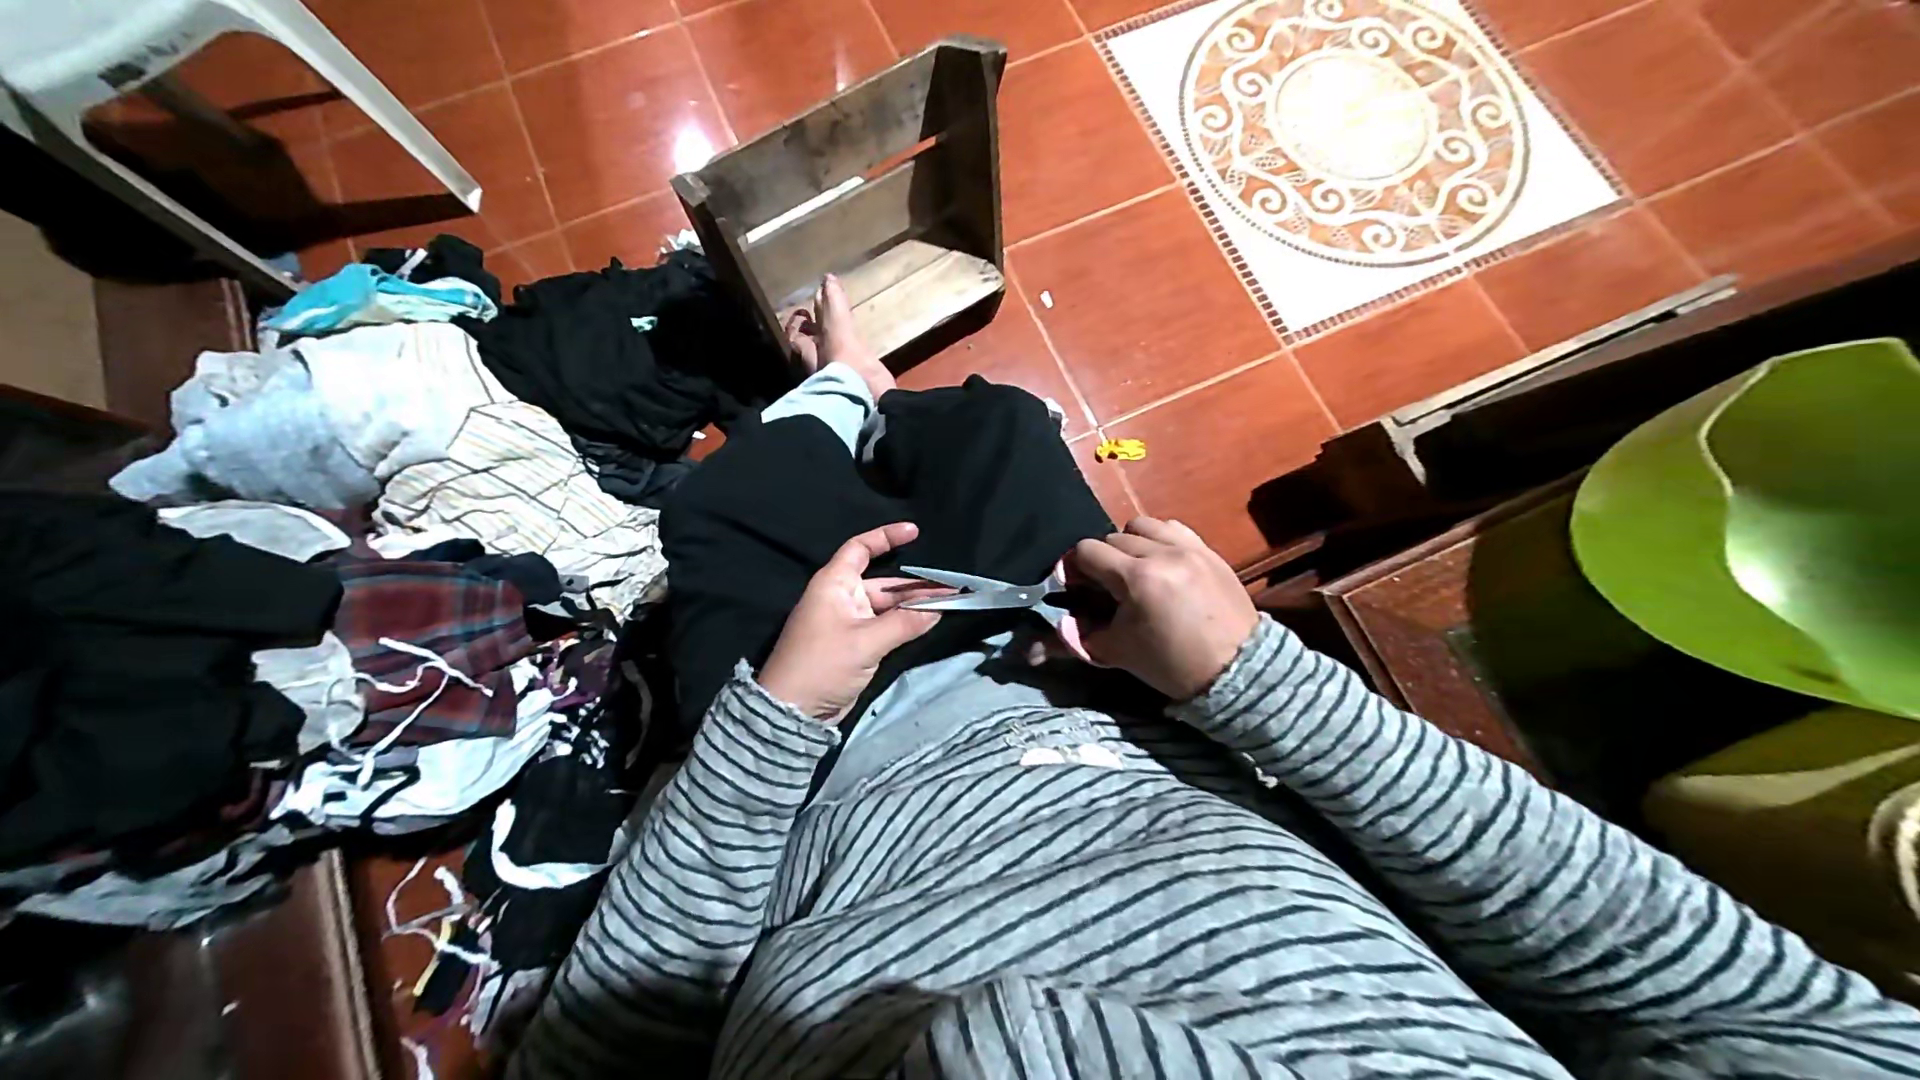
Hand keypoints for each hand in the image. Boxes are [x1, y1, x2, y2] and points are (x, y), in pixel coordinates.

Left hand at [757, 522, 944, 722]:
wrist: (793, 711)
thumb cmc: (823, 665)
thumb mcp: (866, 642)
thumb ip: (904, 623)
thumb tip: (938, 609)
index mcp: (834, 584)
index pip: (860, 549)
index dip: (886, 537)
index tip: (914, 532)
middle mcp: (841, 597)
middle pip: (883, 582)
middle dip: (914, 584)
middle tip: (950, 587)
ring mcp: (849, 622)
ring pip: (887, 606)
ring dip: (913, 605)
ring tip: (947, 603)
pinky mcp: (855, 644)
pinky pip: (884, 625)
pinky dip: (905, 622)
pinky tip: (928, 621)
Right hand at [1066, 517, 1258, 700]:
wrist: (1237, 673)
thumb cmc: (1172, 665)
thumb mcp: (1118, 652)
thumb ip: (1078, 637)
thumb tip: (1042, 638)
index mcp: (1137, 578)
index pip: (1087, 551)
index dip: (1072, 567)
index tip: (1073, 587)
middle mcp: (1163, 553)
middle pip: (1112, 537)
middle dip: (1100, 559)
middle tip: (1102, 587)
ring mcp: (1190, 548)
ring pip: (1142, 525)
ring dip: (1129, 543)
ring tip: (1132, 571)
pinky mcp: (1209, 551)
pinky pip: (1173, 528)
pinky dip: (1159, 540)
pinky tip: (1160, 563)